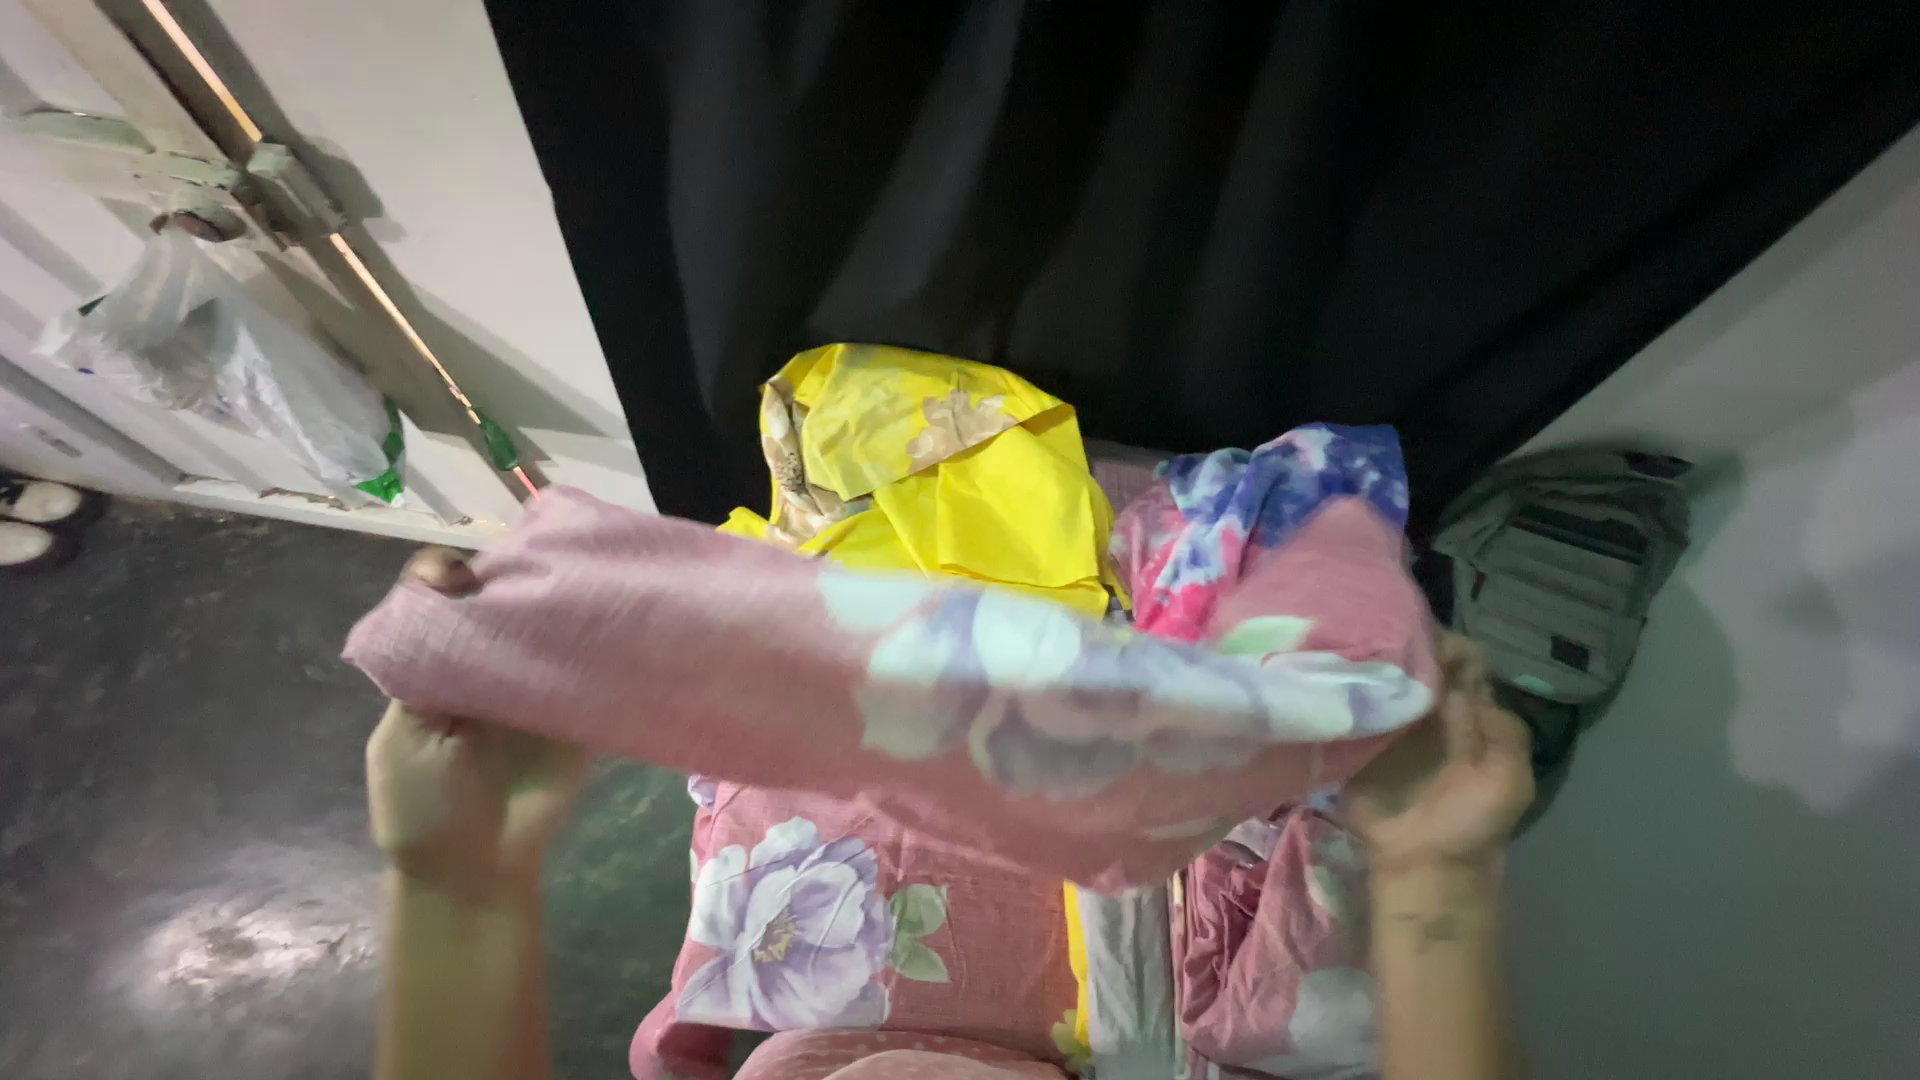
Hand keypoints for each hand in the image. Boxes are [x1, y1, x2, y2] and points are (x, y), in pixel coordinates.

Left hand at [365, 549, 587, 900]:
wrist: (475, 868)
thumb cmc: (423, 806)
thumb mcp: (404, 738)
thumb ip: (426, 676)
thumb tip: (450, 601)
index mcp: (443, 666)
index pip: (445, 606)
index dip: (447, 577)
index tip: (460, 572)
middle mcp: (494, 665)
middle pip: (505, 605)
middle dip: (515, 577)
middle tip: (533, 559)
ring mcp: (543, 686)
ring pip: (554, 631)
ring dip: (566, 605)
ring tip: (581, 575)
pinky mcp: (582, 710)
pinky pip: (596, 672)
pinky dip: (608, 648)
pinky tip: (617, 621)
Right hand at [1343, 634, 1533, 874]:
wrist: (1419, 863)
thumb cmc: (1470, 824)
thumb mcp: (1507, 781)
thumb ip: (1499, 732)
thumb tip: (1461, 676)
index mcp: (1469, 714)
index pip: (1459, 663)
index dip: (1442, 643)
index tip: (1415, 632)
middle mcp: (1427, 708)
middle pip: (1414, 662)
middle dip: (1398, 643)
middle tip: (1370, 628)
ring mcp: (1386, 719)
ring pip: (1378, 676)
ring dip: (1365, 660)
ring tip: (1342, 639)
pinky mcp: (1353, 735)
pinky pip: (1346, 703)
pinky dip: (1338, 686)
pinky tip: (1323, 669)